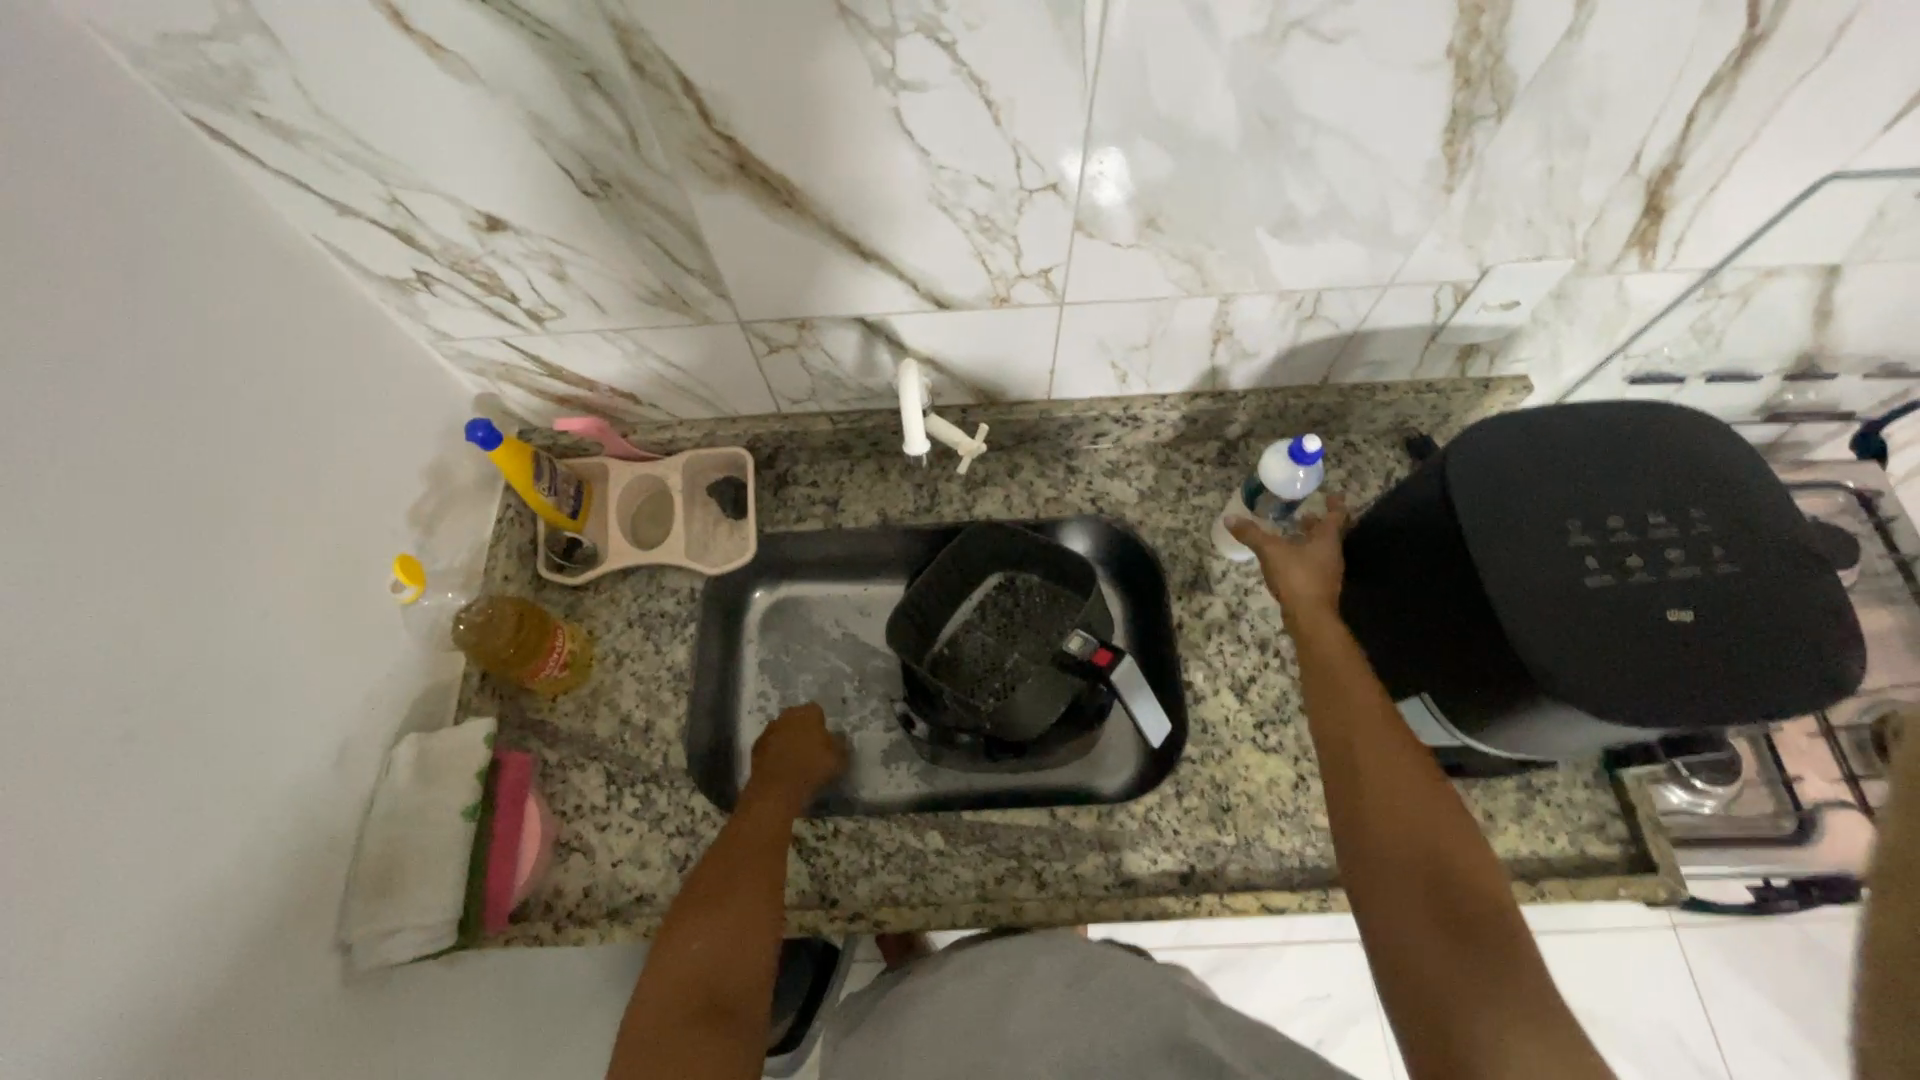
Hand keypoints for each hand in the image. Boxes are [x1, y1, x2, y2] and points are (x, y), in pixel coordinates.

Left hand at [744, 702, 847, 813]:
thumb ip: (840, 743)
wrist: (777, 790)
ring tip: (796, 760)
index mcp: (807, 712)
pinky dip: (775, 754)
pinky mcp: (755, 749)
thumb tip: (839, 736)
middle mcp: (785, 716)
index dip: (821, 723)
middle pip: (796, 719)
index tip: (826, 738)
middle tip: (811, 747)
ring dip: (787, 741)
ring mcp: (767, 732)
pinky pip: (770, 747)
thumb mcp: (839, 758)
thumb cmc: (813, 768)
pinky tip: (782, 769)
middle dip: (802, 729)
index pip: (817, 710)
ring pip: (781, 732)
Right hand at [1227, 494, 1349, 623]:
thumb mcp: (1270, 551)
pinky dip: (1303, 558)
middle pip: (1328, 534)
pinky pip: (1313, 566)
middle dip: (1316, 524)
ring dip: (1308, 541)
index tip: (1331, 495)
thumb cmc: (1296, 577)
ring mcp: (1328, 572)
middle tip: (1303, 515)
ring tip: (1291, 536)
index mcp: (1326, 540)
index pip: (1337, 516)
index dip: (1334, 504)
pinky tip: (1287, 562)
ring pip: (1320, 551)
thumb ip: (1251, 534)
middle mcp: (1332, 554)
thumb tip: (1230, 519)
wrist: (1310, 617)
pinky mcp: (1320, 587)